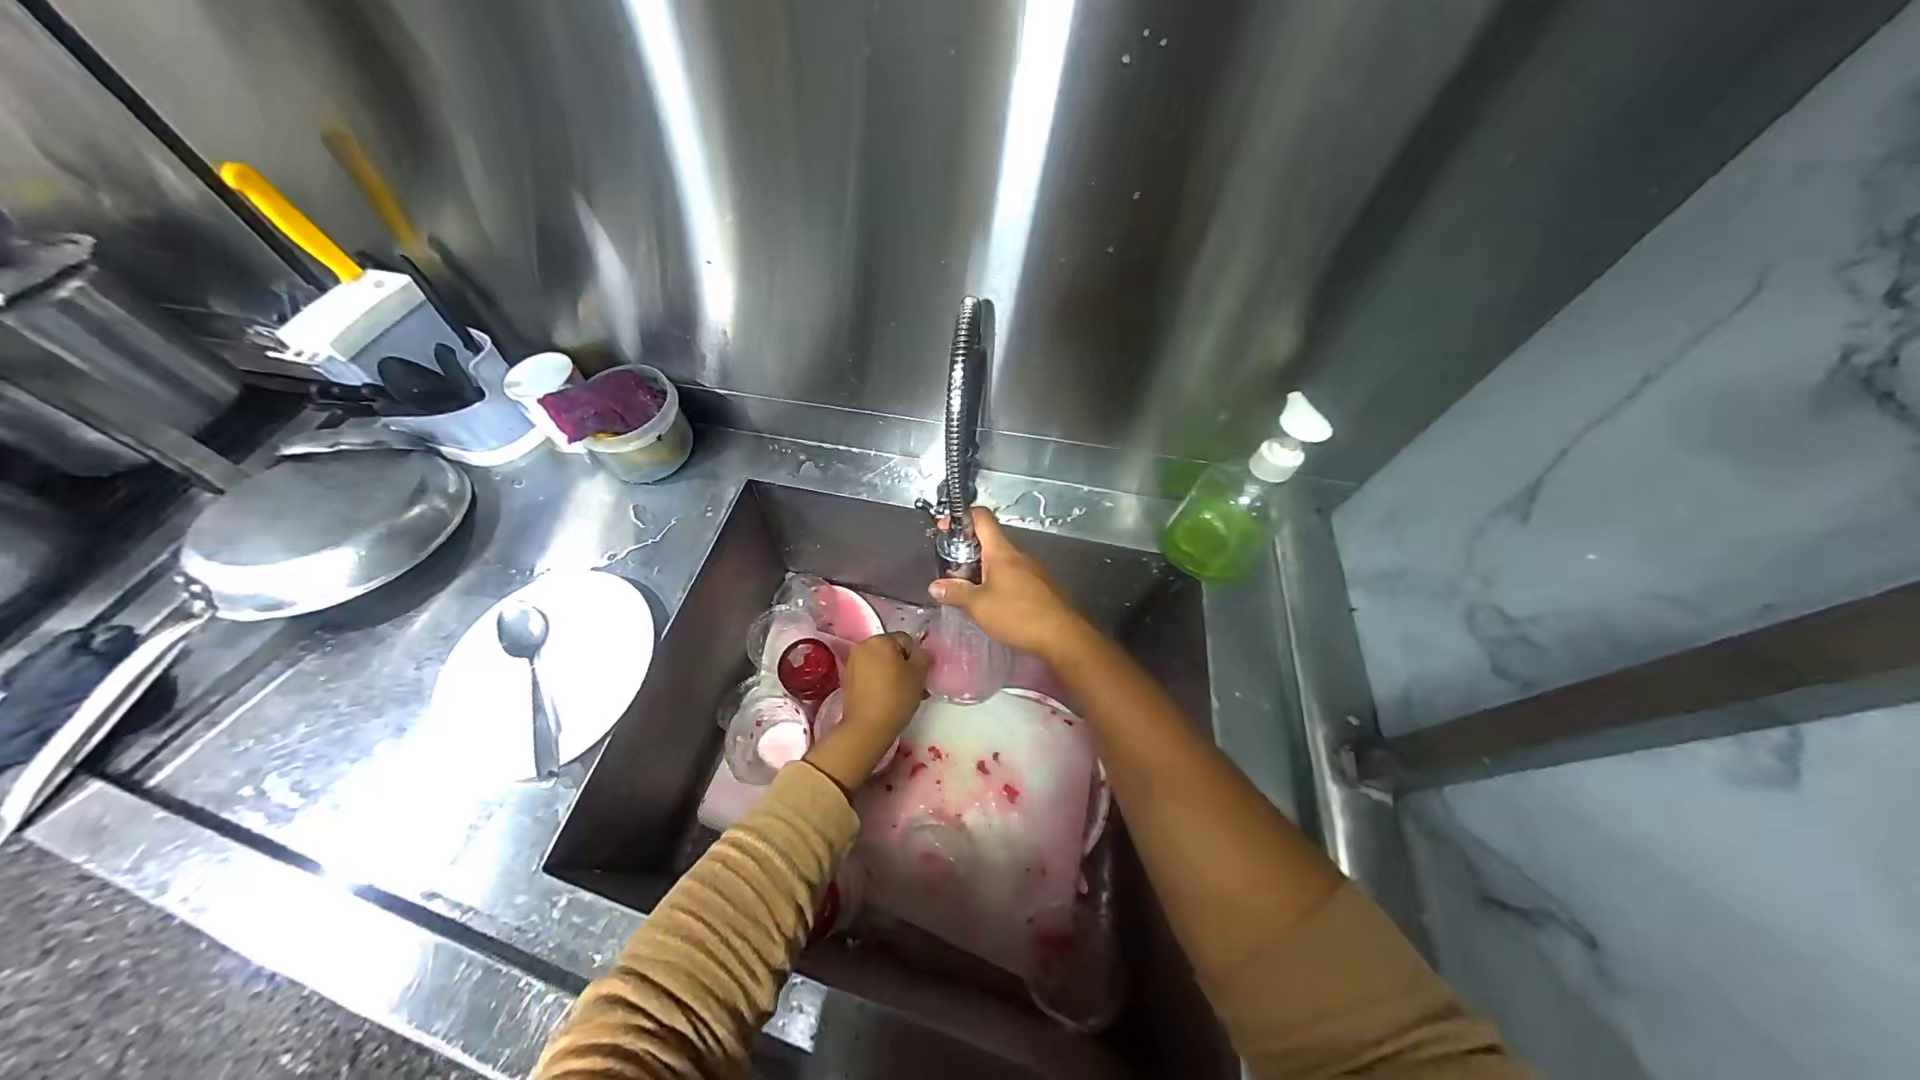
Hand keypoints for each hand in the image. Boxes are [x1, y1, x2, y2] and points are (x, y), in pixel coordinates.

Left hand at [808, 631, 926, 790]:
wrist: (867, 728)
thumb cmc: (896, 697)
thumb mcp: (919, 674)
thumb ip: (923, 657)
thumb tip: (920, 653)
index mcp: (880, 640)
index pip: (906, 641)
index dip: (915, 658)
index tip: (916, 676)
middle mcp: (862, 646)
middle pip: (891, 651)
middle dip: (902, 665)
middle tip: (910, 686)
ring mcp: (852, 663)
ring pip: (880, 663)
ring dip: (891, 674)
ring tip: (899, 695)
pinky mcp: (847, 679)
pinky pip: (869, 674)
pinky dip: (878, 682)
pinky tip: (886, 698)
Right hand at [928, 508, 1092, 660]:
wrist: (1062, 635)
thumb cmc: (1017, 614)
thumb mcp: (978, 605)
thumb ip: (955, 593)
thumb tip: (935, 587)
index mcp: (1002, 551)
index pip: (982, 517)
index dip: (962, 517)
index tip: (946, 529)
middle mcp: (1019, 554)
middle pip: (990, 540)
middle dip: (968, 549)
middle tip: (952, 568)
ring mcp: (1033, 568)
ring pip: (1003, 559)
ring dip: (984, 567)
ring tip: (969, 587)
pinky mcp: (1042, 584)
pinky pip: (1015, 573)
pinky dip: (1000, 579)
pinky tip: (994, 600)